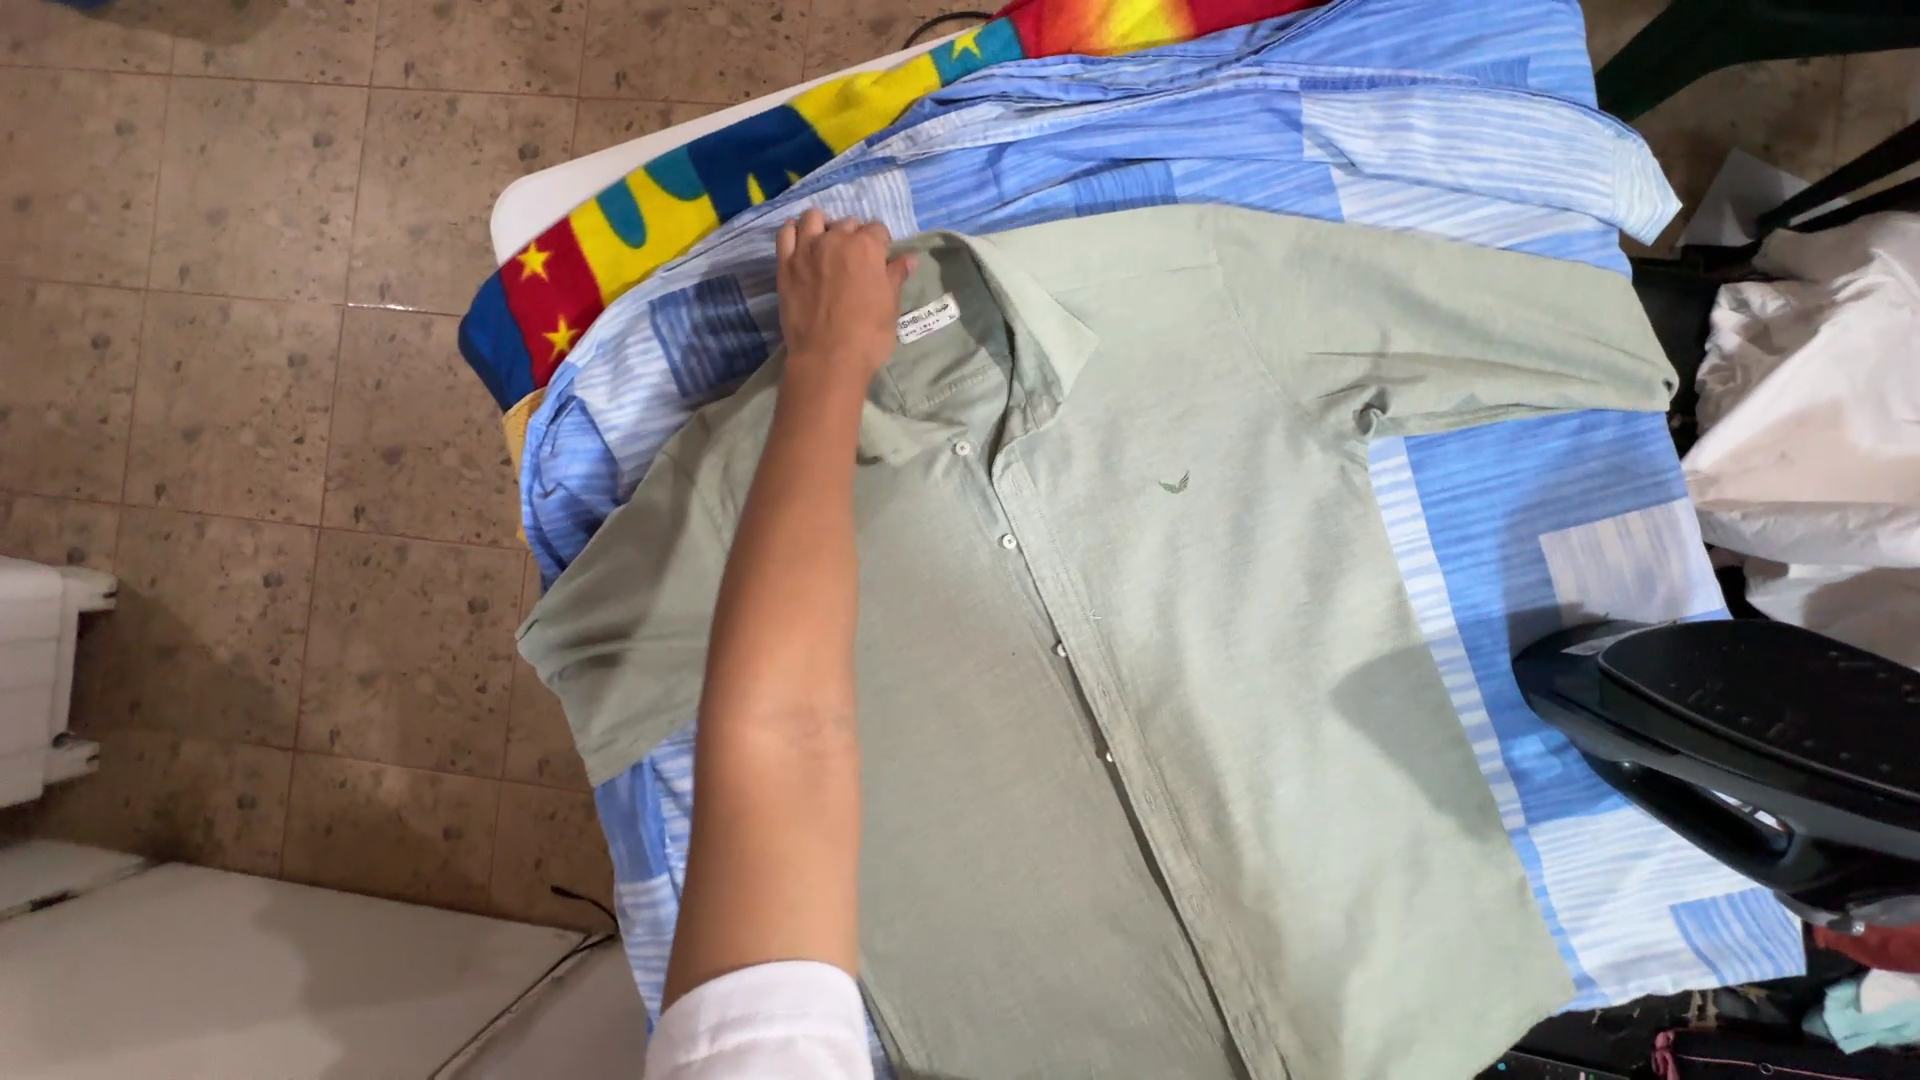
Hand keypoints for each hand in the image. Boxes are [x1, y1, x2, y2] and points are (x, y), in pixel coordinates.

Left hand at [775, 209, 915, 389]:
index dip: (882, 244)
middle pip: (847, 224)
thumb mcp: (890, 307)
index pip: (878, 230)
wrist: (827, 359)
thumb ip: (896, 277)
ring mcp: (807, 250)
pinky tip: (801, 242)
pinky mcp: (785, 264)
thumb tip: (908, 258)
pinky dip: (794, 231)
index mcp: (866, 247)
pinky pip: (785, 233)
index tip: (880, 260)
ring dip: (823, 225)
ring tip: (827, 243)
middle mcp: (835, 239)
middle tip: (855, 260)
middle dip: (854, 236)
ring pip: (813, 219)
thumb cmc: (868, 336)